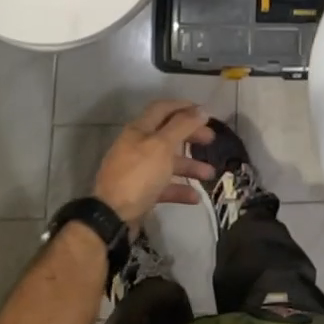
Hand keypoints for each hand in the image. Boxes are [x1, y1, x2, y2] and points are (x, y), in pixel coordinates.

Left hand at [92, 100, 217, 225]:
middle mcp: (138, 146)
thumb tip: (201, 110)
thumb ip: (182, 126)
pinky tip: (195, 197)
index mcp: (140, 130)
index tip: (205, 112)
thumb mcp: (162, 146)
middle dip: (191, 136)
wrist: (112, 216)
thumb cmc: (139, 175)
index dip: (183, 106)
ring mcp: (139, 170)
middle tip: (211, 140)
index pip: (162, 109)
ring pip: (169, 162)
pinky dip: (180, 189)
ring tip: (210, 174)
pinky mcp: (141, 192)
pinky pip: (164, 186)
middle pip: (168, 135)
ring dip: (190, 166)